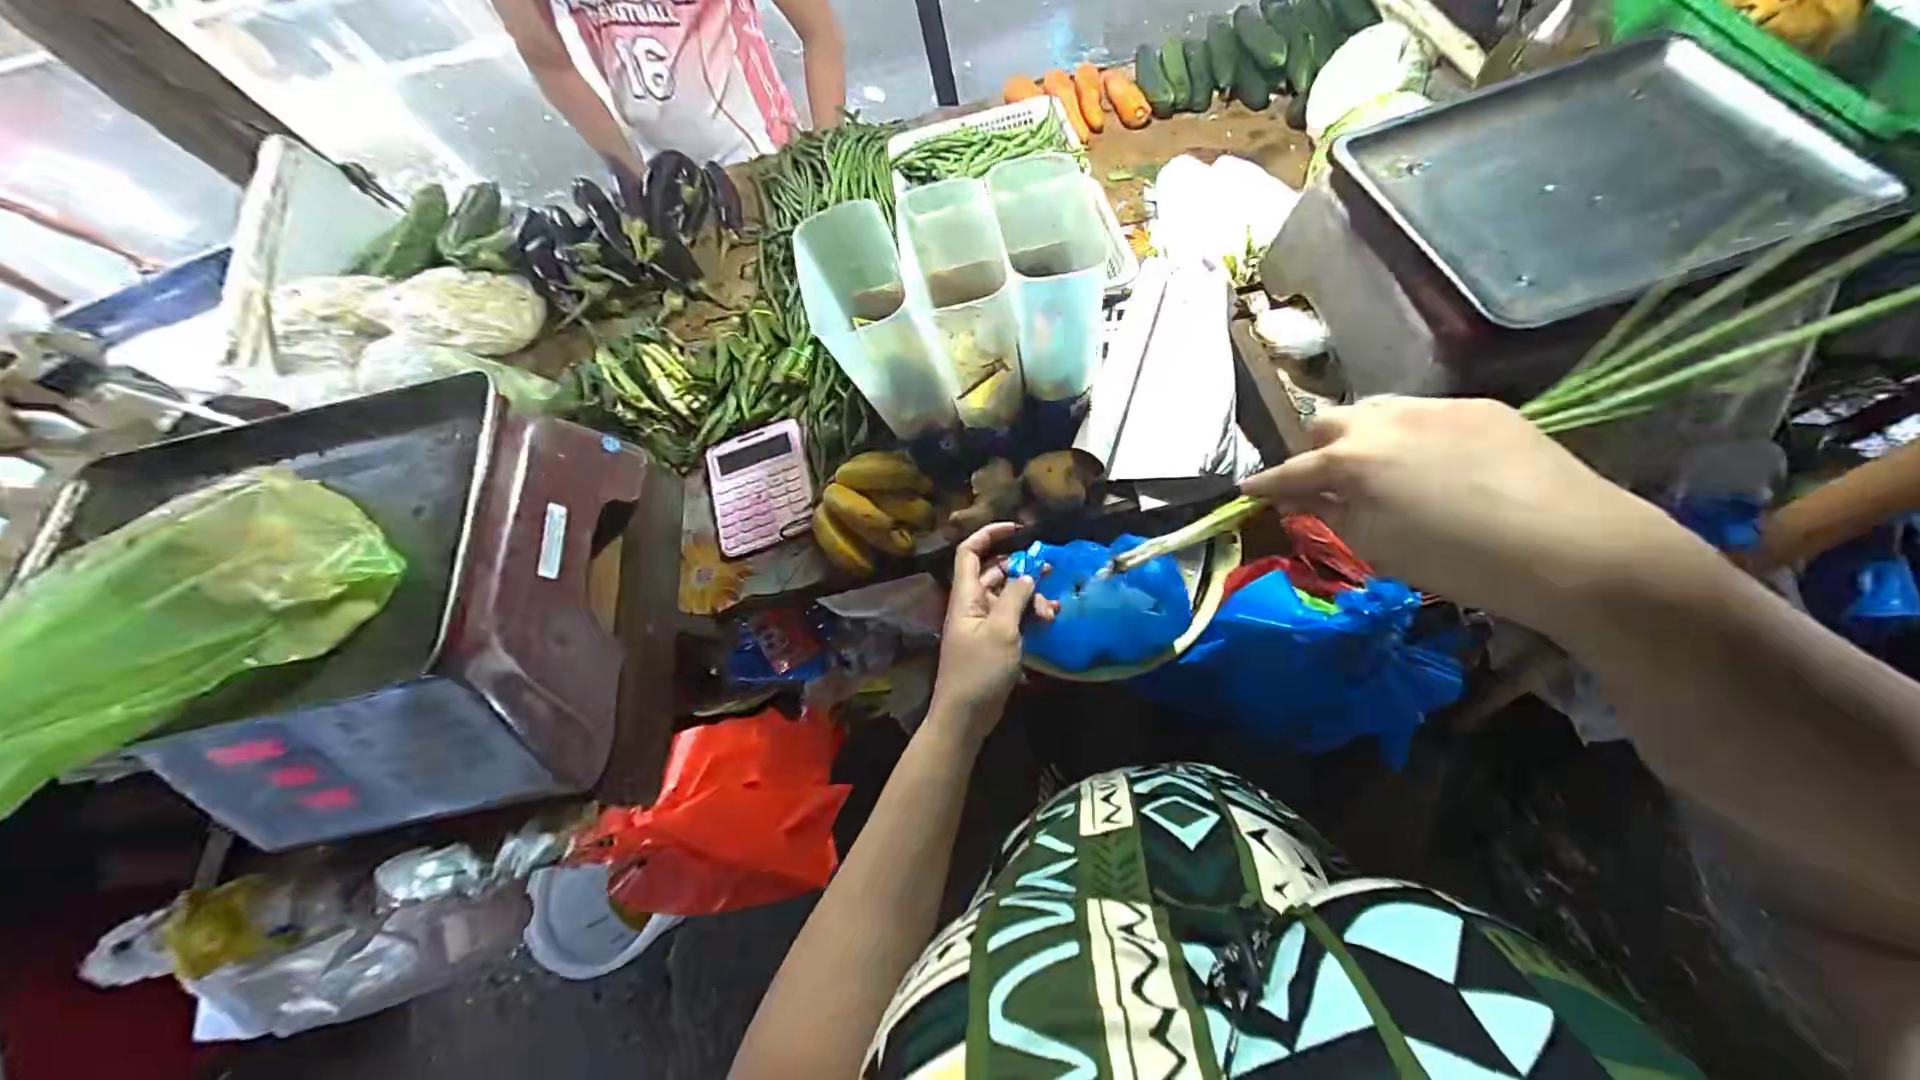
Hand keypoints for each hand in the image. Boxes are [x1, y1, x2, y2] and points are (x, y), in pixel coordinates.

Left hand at [928, 523, 1054, 737]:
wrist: (966, 716)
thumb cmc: (979, 670)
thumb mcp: (1002, 630)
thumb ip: (1015, 597)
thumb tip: (1027, 573)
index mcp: (966, 596)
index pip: (970, 552)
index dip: (990, 534)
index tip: (1018, 529)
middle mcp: (973, 604)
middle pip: (995, 572)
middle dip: (1022, 568)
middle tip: (1050, 569)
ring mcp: (984, 623)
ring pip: (1009, 596)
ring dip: (1031, 596)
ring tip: (1052, 610)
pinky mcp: (994, 641)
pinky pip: (1013, 617)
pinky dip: (1029, 615)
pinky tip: (1049, 621)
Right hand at [1240, 396, 1717, 633]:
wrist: (1575, 550)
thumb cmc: (1457, 561)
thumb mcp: (1374, 546)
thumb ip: (1327, 514)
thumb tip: (1300, 498)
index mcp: (1353, 460)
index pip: (1293, 470)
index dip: (1267, 483)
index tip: (1249, 489)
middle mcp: (1387, 420)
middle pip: (1328, 422)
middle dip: (1317, 451)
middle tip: (1329, 482)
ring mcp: (1439, 407)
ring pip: (1377, 410)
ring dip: (1363, 436)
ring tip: (1381, 468)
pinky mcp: (1484, 408)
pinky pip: (1426, 414)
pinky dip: (1412, 436)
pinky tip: (1436, 465)